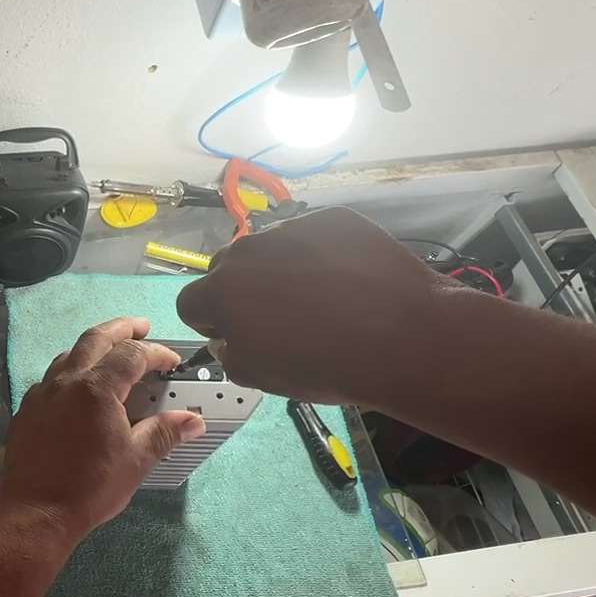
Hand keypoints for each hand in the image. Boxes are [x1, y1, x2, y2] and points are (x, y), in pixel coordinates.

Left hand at [0, 317, 207, 540]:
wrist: (36, 510)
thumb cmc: (90, 486)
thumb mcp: (136, 460)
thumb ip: (164, 432)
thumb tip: (194, 420)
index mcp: (96, 388)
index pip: (132, 355)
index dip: (156, 353)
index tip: (172, 362)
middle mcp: (66, 381)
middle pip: (96, 338)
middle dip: (122, 329)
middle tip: (141, 327)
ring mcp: (42, 393)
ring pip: (70, 354)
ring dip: (94, 347)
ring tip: (112, 353)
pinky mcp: (28, 408)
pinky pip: (52, 377)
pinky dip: (72, 371)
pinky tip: (80, 387)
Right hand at [175, 207, 457, 404]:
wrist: (405, 338)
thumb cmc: (325, 364)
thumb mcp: (261, 378)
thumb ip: (229, 356)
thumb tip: (228, 340)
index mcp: (221, 291)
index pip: (190, 302)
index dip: (210, 322)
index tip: (236, 335)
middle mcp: (247, 251)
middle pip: (227, 268)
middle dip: (242, 290)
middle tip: (278, 316)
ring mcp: (292, 229)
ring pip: (270, 250)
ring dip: (280, 270)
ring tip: (320, 298)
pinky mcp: (333, 218)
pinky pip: (313, 236)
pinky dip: (320, 255)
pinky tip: (348, 281)